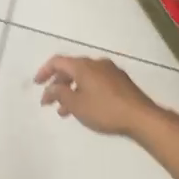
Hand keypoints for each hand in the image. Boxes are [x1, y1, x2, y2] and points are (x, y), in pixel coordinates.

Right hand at [34, 55, 164, 136]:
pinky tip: (85, 108)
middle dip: (58, 85)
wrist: (141, 116)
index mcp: (83, 65)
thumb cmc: (104, 110)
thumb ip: (59, 94)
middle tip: (50, 102)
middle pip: (71, 69)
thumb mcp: (76, 104)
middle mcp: (96, 63)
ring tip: (65, 111)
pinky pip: (96, 82)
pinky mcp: (120, 81)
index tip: (37, 85)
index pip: (57, 61)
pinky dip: (85, 91)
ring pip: (84, 77)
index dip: (44, 71)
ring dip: (71, 91)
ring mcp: (110, 71)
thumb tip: (50, 88)